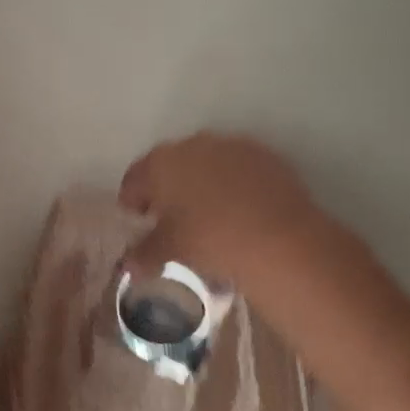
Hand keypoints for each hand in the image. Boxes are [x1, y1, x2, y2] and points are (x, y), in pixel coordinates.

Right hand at [118, 133, 336, 287]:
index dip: (131, 202)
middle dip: (166, 189)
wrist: (281, 240)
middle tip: (170, 218)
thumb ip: (142, 255)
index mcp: (160, 163)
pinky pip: (237, 169)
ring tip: (206, 215)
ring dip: (200, 183)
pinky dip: (231, 185)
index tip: (137, 221)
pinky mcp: (266, 156)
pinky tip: (237, 211)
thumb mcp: (167, 251)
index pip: (134, 179)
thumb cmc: (209, 240)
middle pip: (169, 166)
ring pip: (205, 163)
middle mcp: (193, 145)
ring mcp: (233, 147)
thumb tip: (128, 265)